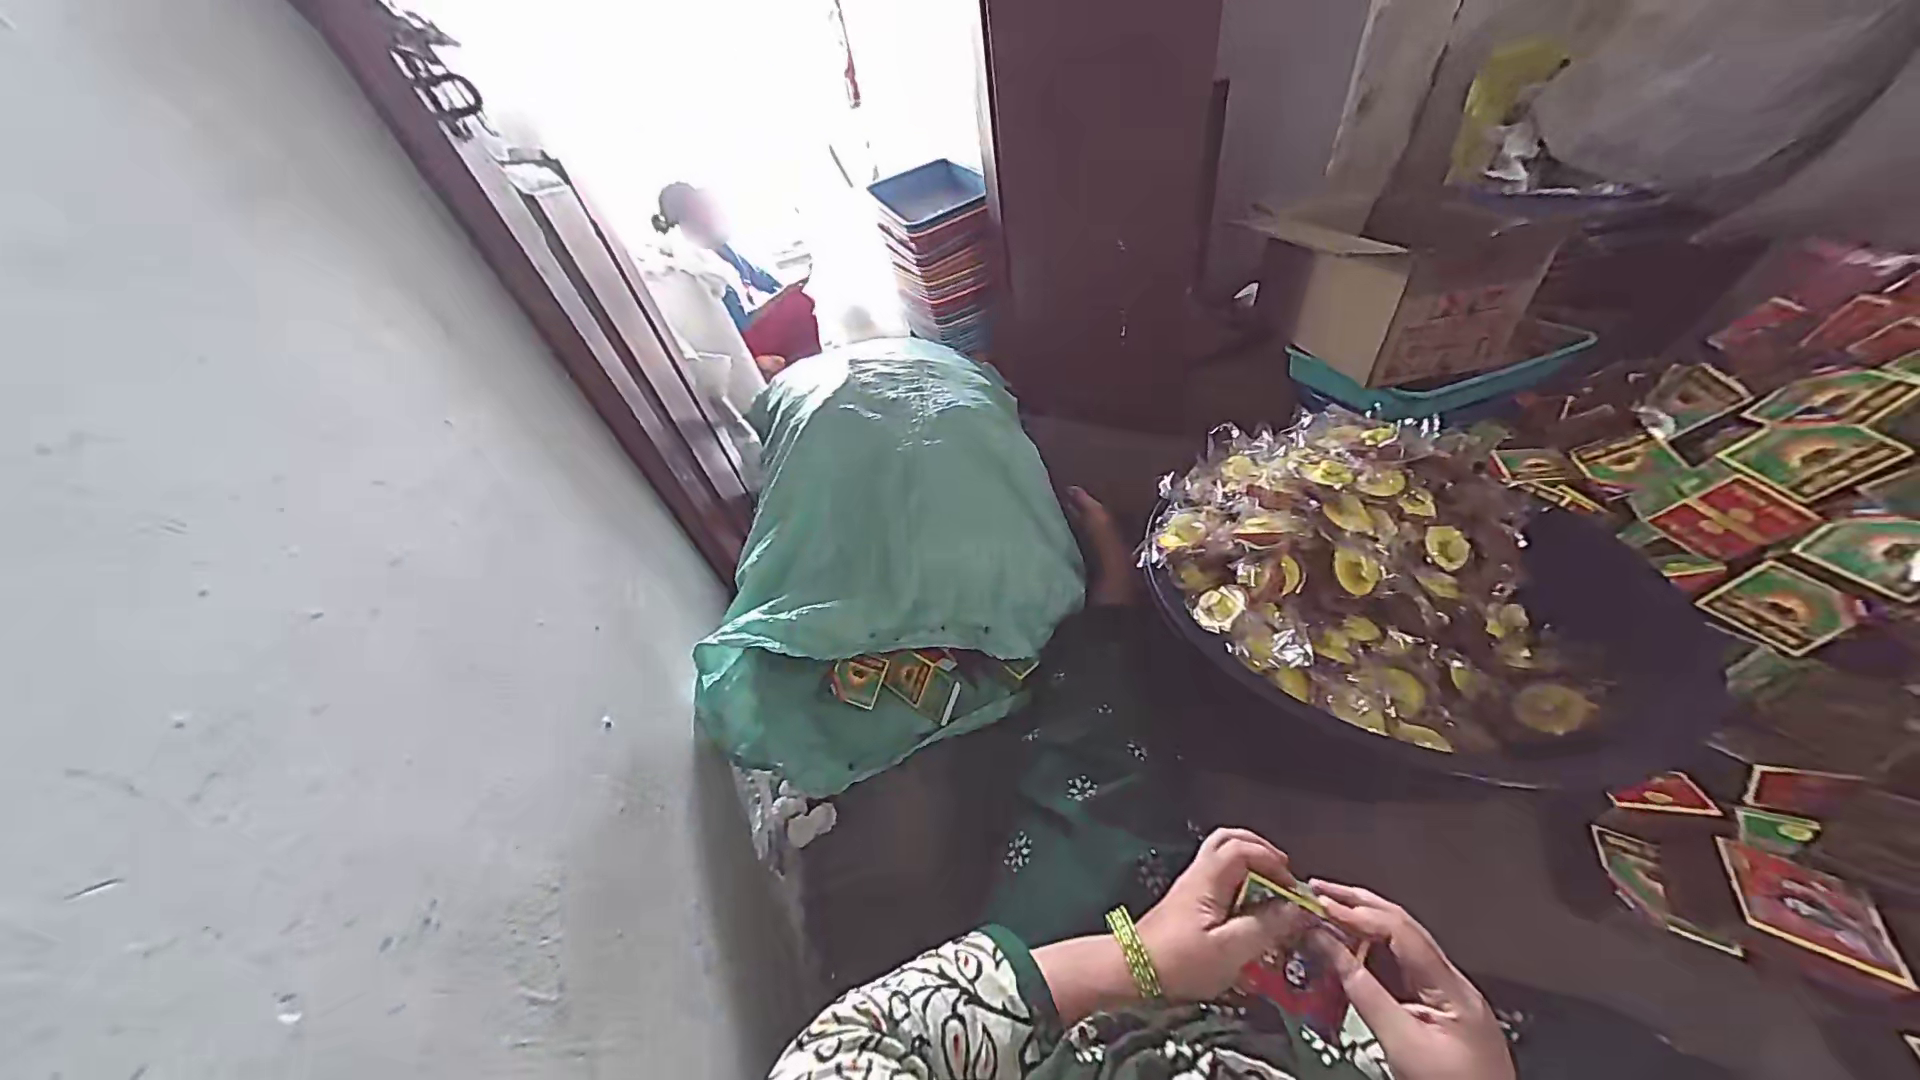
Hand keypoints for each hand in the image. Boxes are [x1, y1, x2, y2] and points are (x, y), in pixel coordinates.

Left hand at [1135, 829, 1310, 1000]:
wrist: (1137, 967)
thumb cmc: (1182, 960)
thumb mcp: (1229, 950)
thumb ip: (1264, 927)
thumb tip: (1295, 909)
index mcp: (1207, 878)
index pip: (1241, 848)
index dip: (1270, 860)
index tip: (1293, 888)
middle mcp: (1199, 872)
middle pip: (1229, 840)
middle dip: (1261, 850)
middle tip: (1286, 874)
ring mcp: (1193, 883)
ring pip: (1223, 854)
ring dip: (1251, 862)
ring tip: (1275, 887)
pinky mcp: (1191, 898)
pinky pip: (1220, 874)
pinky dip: (1242, 878)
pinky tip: (1255, 903)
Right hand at [1306, 881, 1513, 1079]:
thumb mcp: (1401, 1043)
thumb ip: (1362, 990)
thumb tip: (1324, 942)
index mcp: (1453, 989)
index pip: (1400, 930)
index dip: (1357, 912)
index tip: (1321, 905)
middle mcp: (1453, 983)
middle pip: (1402, 926)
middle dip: (1357, 903)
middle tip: (1318, 889)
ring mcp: (1447, 994)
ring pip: (1401, 940)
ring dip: (1362, 919)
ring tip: (1326, 907)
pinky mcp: (1437, 1006)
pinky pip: (1400, 962)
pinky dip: (1370, 944)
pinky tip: (1348, 941)